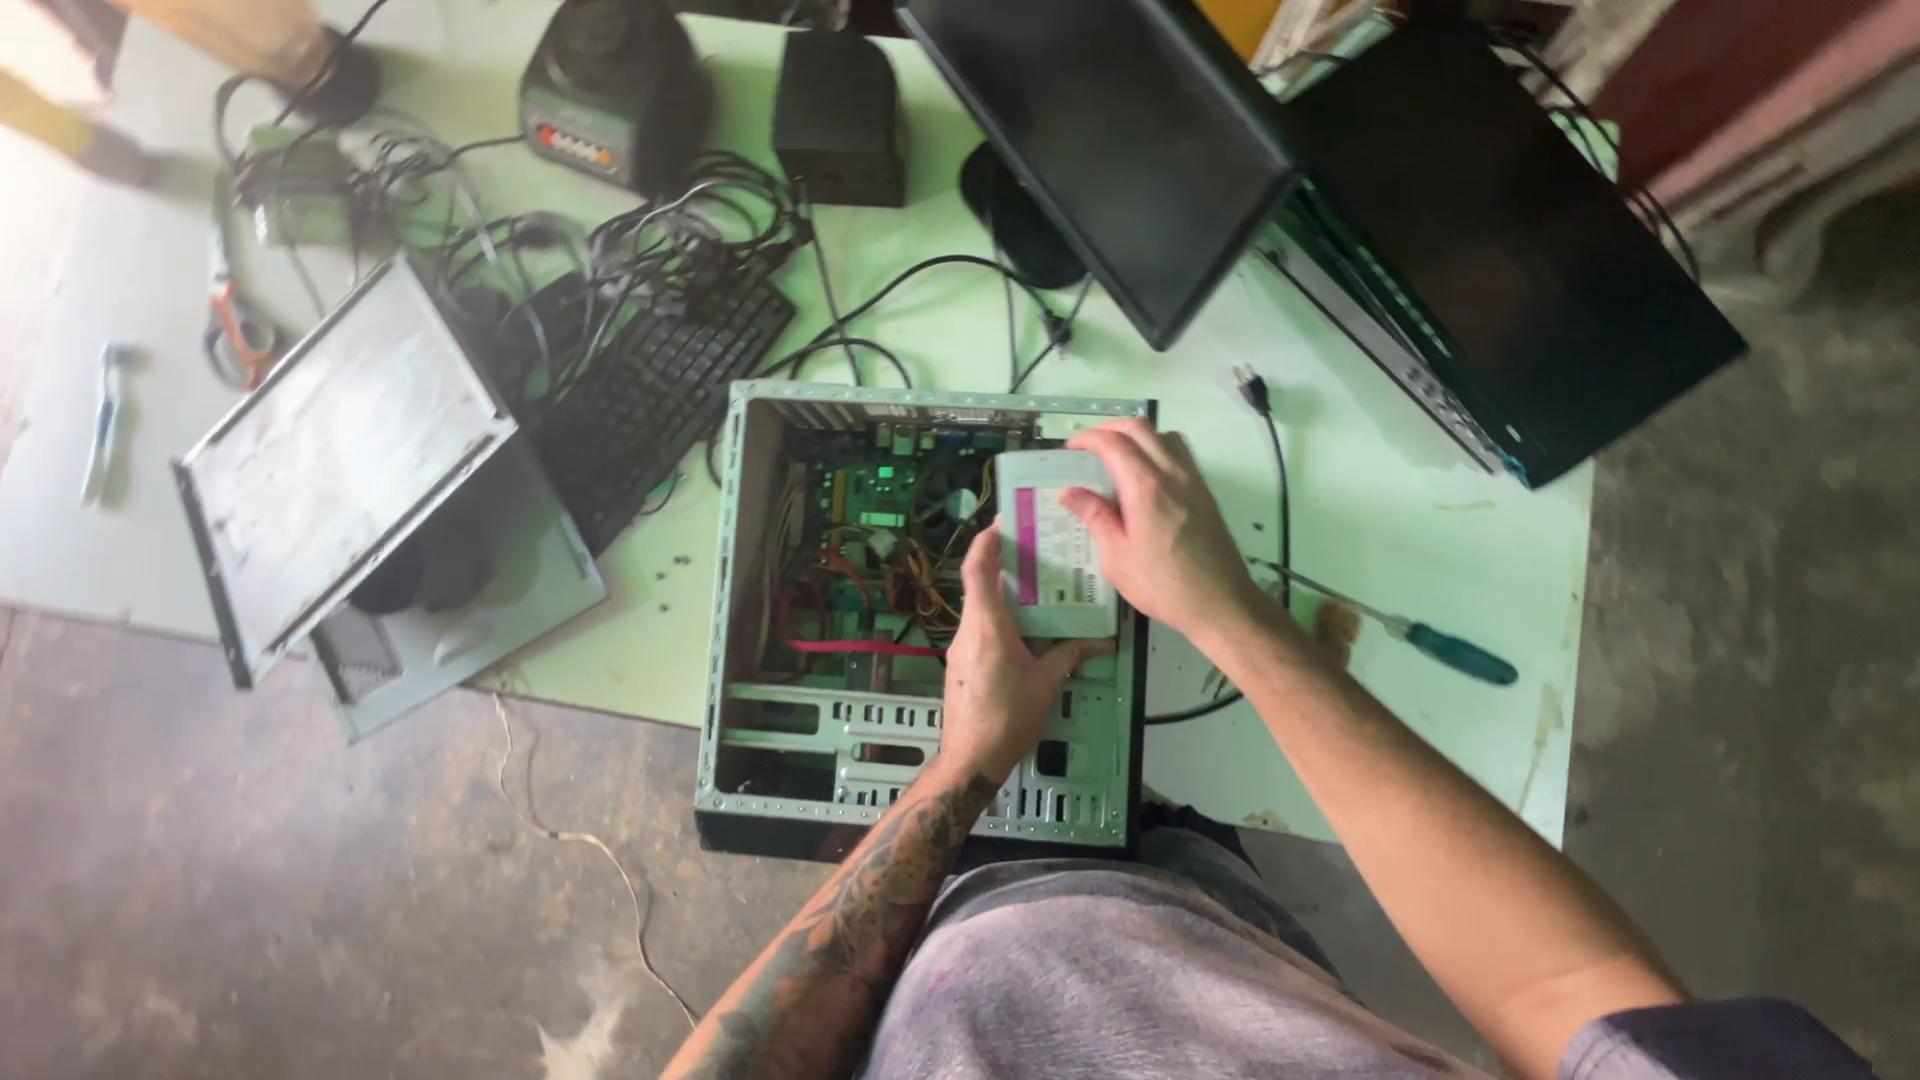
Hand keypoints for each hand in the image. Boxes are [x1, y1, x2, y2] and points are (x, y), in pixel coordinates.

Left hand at [939, 527, 1112, 783]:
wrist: (970, 759)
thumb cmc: (1008, 718)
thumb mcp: (1046, 684)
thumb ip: (1069, 656)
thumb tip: (1102, 643)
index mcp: (987, 626)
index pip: (977, 570)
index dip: (986, 541)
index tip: (1002, 522)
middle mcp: (967, 630)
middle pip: (978, 585)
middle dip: (1001, 564)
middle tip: (1031, 550)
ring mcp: (959, 648)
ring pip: (978, 608)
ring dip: (1001, 593)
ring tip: (1034, 587)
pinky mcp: (960, 664)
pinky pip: (978, 628)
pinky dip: (997, 617)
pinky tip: (1022, 628)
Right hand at [1062, 418, 1266, 644]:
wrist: (1220, 603)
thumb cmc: (1162, 585)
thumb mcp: (1116, 557)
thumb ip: (1095, 517)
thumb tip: (1069, 492)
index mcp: (1145, 487)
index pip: (1113, 443)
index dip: (1087, 439)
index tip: (1070, 449)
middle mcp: (1172, 473)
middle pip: (1140, 428)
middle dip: (1109, 428)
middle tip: (1088, 446)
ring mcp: (1193, 480)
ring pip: (1164, 435)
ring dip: (1137, 434)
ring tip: (1116, 455)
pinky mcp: (1205, 492)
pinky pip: (1180, 452)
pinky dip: (1158, 447)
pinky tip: (1146, 474)